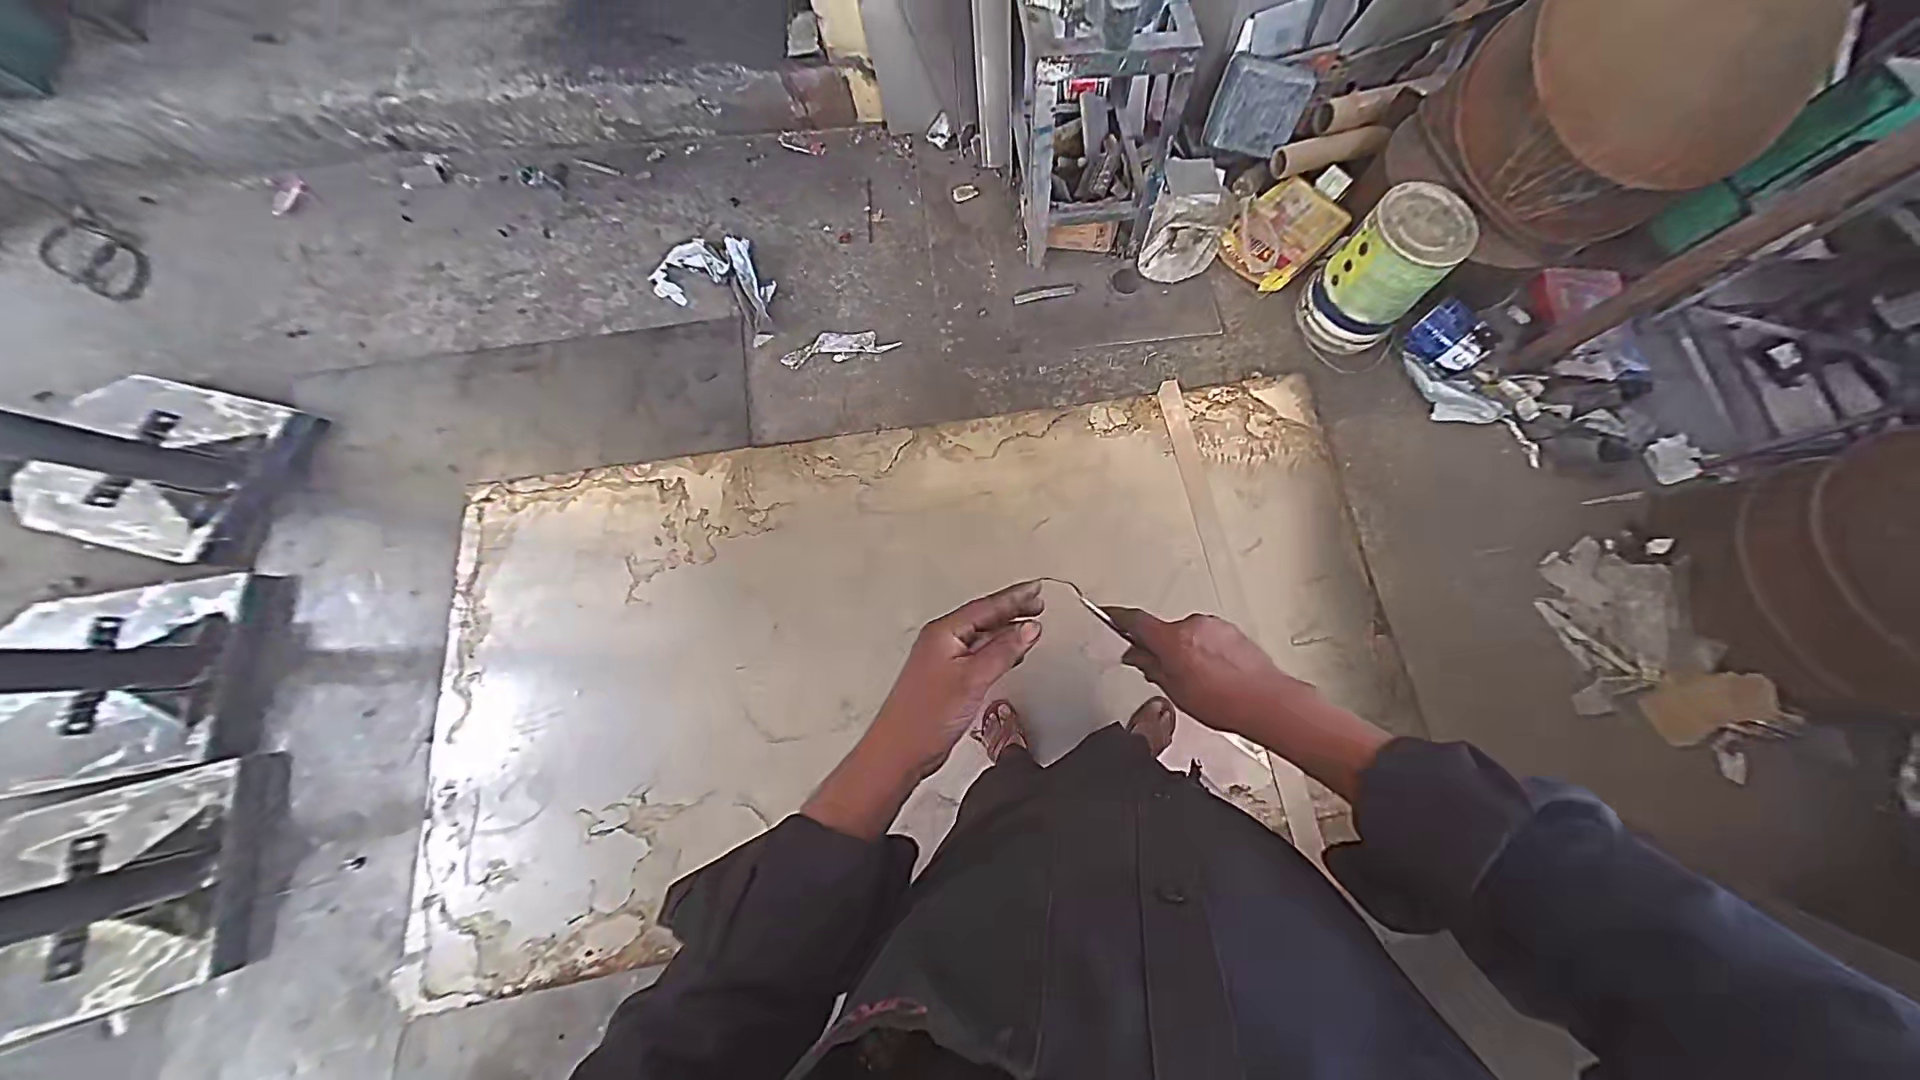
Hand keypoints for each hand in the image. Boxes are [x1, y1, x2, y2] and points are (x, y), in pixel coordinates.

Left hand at [867, 581, 1044, 776]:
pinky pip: (978, 654)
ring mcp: (944, 659)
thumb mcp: (972, 678)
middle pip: (983, 617)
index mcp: (943, 632)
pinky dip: (998, 650)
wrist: (901, 750)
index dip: (1014, 597)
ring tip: (1030, 624)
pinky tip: (1010, 654)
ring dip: (1007, 630)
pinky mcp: (948, 678)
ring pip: (981, 635)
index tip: (1035, 589)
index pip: (986, 606)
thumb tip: (1027, 629)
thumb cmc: (924, 716)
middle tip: (1037, 602)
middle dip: (1012, 609)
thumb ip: (1003, 651)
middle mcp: (942, 641)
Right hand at [1104, 608, 1311, 740]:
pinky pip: (1207, 636)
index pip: (1136, 620)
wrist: (1268, 703)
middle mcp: (1193, 625)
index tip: (1109, 614)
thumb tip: (1137, 656)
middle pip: (1163, 630)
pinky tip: (1214, 675)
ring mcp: (1215, 626)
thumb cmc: (1226, 702)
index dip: (1118, 617)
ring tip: (1197, 681)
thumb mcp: (1174, 691)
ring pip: (1187, 634)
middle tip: (1161, 672)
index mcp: (1173, 638)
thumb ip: (1151, 667)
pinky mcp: (1233, 631)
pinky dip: (1204, 650)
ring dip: (1185, 650)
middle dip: (1159, 647)